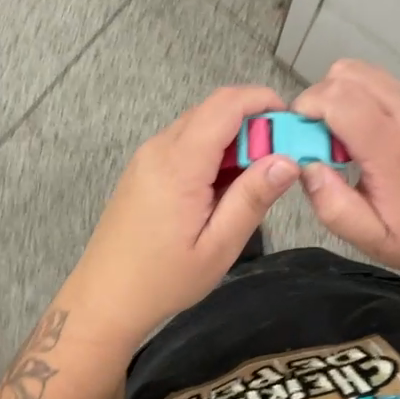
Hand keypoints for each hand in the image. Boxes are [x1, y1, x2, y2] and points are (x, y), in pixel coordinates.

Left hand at [63, 87, 301, 345]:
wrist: (105, 297)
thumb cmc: (164, 279)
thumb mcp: (218, 246)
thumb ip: (253, 198)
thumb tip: (289, 159)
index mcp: (179, 163)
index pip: (226, 105)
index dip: (264, 101)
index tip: (294, 125)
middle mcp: (160, 148)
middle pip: (213, 108)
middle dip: (254, 120)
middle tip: (283, 156)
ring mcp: (148, 156)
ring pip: (199, 123)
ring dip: (233, 137)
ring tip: (258, 177)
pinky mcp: (144, 168)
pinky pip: (185, 141)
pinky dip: (213, 150)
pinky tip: (225, 187)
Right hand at [293, 60, 399, 283]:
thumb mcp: (370, 239)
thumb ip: (333, 206)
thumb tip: (306, 166)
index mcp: (393, 152)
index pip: (340, 99)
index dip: (308, 107)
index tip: (298, 135)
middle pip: (346, 75)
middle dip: (318, 99)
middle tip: (315, 137)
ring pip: (361, 70)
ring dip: (336, 93)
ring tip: (337, 133)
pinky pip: (377, 80)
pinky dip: (357, 94)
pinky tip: (360, 131)